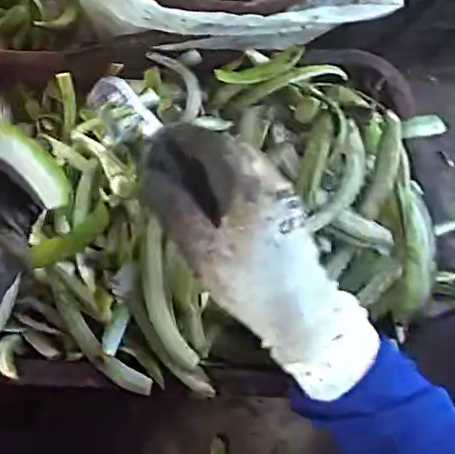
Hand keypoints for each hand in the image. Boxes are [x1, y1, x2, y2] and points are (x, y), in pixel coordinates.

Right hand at [140, 125, 380, 400]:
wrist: (304, 316)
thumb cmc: (247, 284)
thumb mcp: (200, 250)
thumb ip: (174, 208)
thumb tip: (150, 174)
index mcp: (247, 185)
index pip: (209, 142)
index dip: (179, 137)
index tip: (153, 141)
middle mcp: (267, 178)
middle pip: (227, 145)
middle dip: (193, 145)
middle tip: (165, 156)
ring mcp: (280, 189)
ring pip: (240, 158)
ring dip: (209, 157)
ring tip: (184, 173)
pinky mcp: (285, 203)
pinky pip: (250, 173)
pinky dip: (225, 171)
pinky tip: (211, 192)